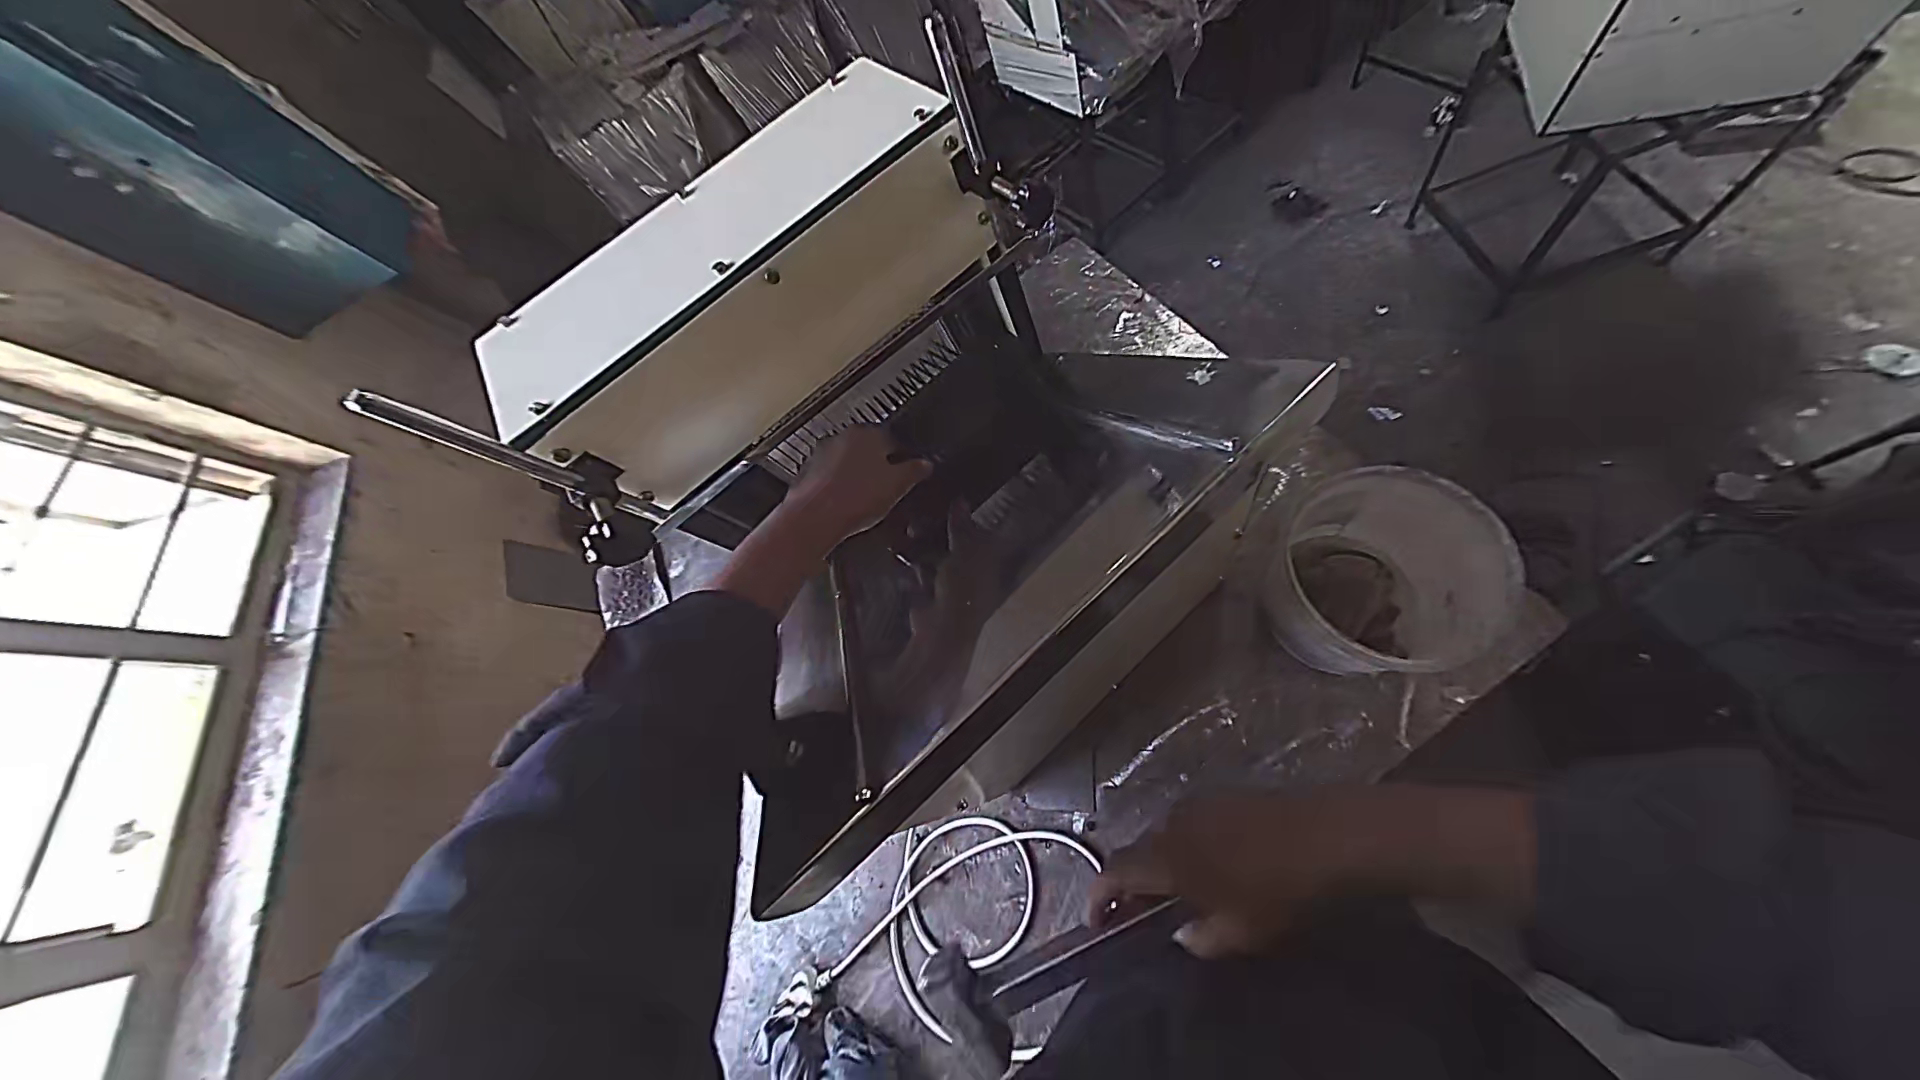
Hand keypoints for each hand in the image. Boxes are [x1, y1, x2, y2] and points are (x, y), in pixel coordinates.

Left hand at [784, 427, 932, 544]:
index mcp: (869, 434)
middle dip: (877, 466)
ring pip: (847, 462)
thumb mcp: (898, 486)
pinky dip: (838, 487)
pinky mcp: (807, 472)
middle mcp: (843, 437)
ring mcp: (822, 454)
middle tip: (886, 489)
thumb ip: (914, 471)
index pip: (892, 439)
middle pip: (868, 449)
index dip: (902, 458)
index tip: (906, 473)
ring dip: (856, 476)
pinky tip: (846, 505)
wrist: (815, 518)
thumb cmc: (855, 498)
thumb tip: (924, 465)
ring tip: (865, 500)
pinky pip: (830, 477)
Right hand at [1087, 794, 1346, 957]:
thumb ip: (1201, 939)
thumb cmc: (1275, 888)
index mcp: (1164, 858)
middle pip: (1136, 853)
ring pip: (1162, 837)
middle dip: (1132, 883)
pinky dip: (1185, 847)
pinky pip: (1187, 825)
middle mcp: (1169, 825)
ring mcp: (1194, 805)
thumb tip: (1181, 936)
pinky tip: (1211, 865)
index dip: (1098, 897)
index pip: (1113, 872)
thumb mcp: (1240, 931)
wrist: (1320, 833)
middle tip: (1139, 912)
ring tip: (1178, 891)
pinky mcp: (1218, 796)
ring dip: (1160, 864)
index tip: (1096, 921)